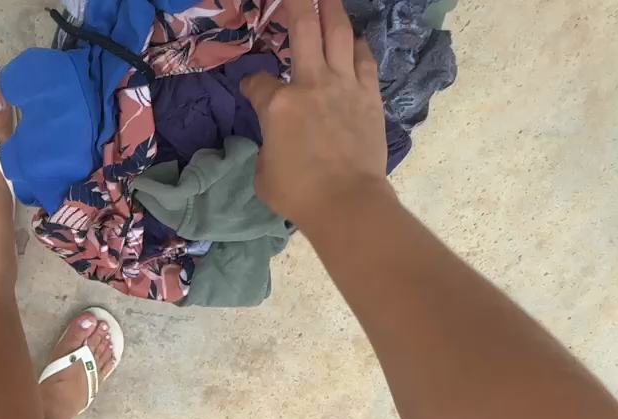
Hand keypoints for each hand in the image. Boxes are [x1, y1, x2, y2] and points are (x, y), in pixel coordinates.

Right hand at [241, 0, 392, 227]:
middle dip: (297, 4)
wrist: (344, 200)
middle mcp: (310, 84)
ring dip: (331, 8)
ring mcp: (343, 84)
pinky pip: (362, 57)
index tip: (248, 87)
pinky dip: (355, 44)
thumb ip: (268, 146)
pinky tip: (352, 38)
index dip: (249, 84)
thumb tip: (277, 138)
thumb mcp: (263, 174)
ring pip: (338, 32)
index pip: (257, 84)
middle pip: (304, 30)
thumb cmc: (296, 193)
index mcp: (277, 106)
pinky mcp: (368, 93)